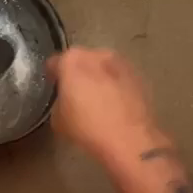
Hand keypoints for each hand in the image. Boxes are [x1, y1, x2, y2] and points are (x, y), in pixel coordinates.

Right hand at [46, 48, 168, 163]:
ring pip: (103, 67)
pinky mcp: (139, 75)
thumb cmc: (87, 127)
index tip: (54, 87)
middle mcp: (97, 54)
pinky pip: (119, 78)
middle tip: (76, 93)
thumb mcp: (58, 119)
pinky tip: (115, 104)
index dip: (53, 76)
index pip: (55, 63)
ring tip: (98, 99)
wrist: (129, 139)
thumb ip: (59, 101)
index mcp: (72, 61)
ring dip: (98, 77)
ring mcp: (121, 62)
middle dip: (78, 73)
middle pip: (82, 60)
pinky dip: (115, 85)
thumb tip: (66, 100)